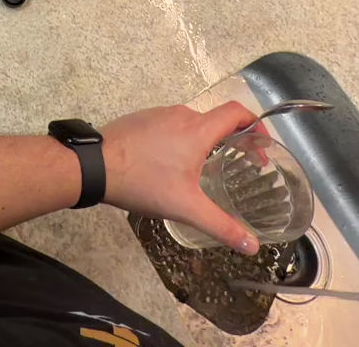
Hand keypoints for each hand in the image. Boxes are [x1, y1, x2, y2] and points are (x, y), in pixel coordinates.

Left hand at [100, 102, 259, 253]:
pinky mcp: (143, 119)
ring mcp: (159, 114)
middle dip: (235, 139)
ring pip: (193, 123)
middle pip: (216, 119)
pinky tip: (178, 164)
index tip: (264, 145)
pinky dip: (185, 139)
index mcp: (197, 129)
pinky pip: (173, 125)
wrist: (95, 164)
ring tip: (213, 167)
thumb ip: (222, 226)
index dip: (255, 123)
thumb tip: (252, 246)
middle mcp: (180, 115)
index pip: (235, 111)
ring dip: (209, 140)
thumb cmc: (144, 180)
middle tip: (244, 164)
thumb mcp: (186, 207)